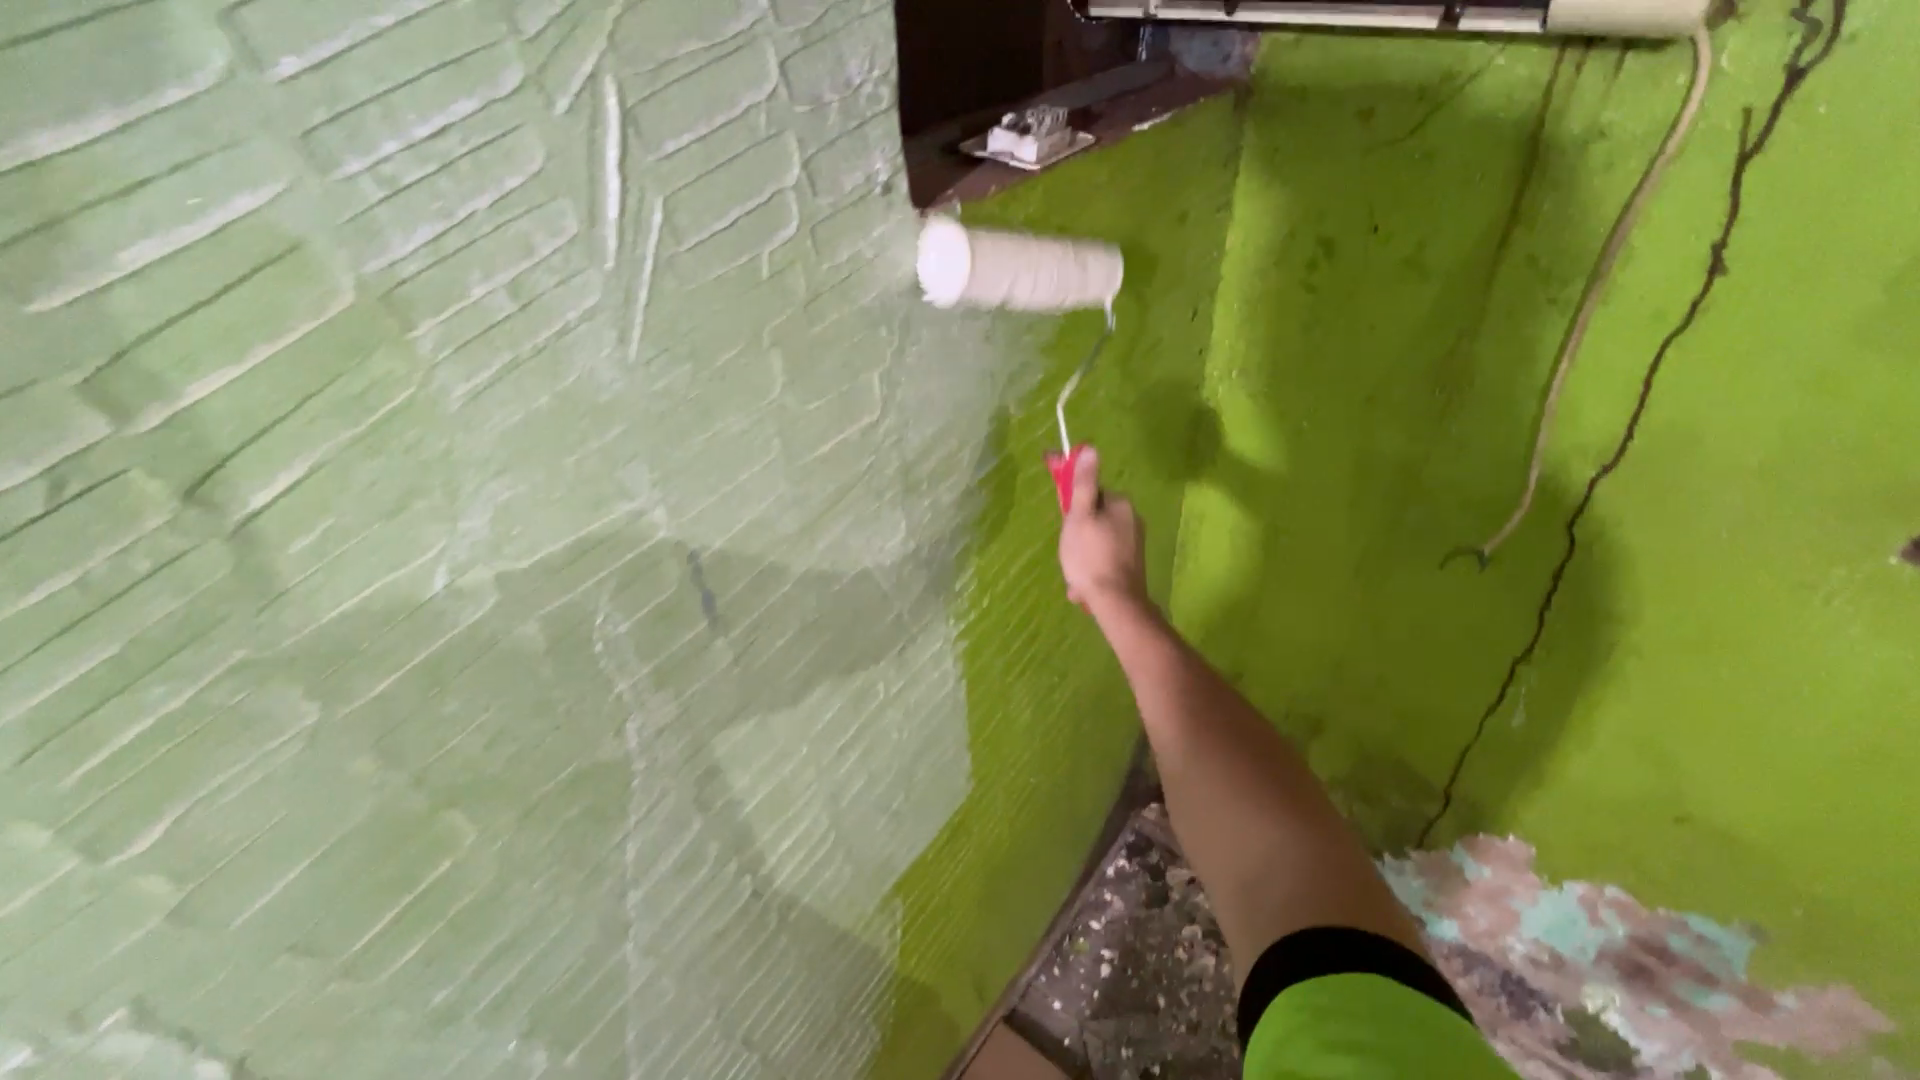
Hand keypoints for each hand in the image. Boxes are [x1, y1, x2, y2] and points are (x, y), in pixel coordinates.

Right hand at [1059, 449, 1148, 611]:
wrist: (1115, 601)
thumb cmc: (1090, 556)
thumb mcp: (1079, 516)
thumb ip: (1083, 483)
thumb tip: (1090, 448)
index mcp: (1120, 503)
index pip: (1091, 494)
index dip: (1073, 507)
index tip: (1064, 523)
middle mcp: (1133, 519)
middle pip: (1094, 517)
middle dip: (1078, 534)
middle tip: (1068, 552)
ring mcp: (1135, 543)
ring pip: (1098, 540)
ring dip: (1082, 554)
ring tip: (1075, 574)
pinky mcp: (1133, 564)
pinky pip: (1105, 558)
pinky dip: (1093, 567)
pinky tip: (1084, 584)